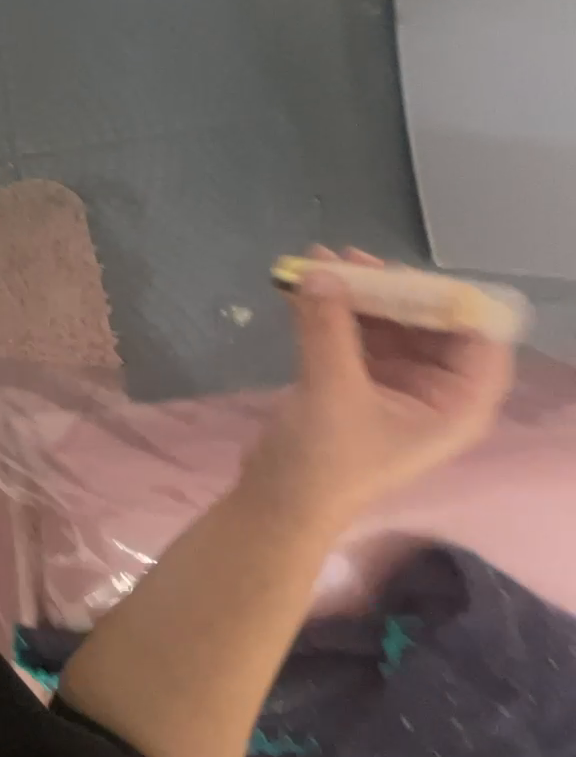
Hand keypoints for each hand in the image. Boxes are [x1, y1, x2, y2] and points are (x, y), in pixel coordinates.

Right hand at [241, 245, 513, 526]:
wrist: (280, 498)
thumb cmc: (326, 456)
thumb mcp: (330, 390)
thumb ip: (326, 329)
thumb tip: (318, 272)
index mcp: (458, 402)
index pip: (476, 337)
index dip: (445, 299)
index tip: (398, 267)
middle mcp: (433, 391)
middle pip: (425, 326)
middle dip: (388, 291)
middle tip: (346, 258)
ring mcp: (389, 388)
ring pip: (383, 329)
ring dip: (353, 297)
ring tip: (316, 264)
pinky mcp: (348, 385)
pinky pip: (349, 339)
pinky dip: (330, 315)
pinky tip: (303, 293)